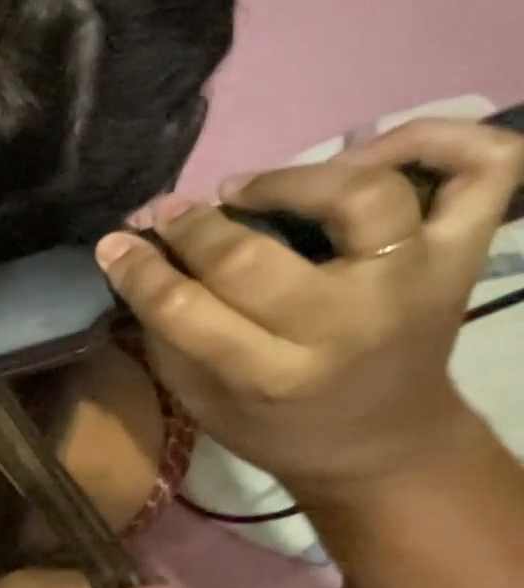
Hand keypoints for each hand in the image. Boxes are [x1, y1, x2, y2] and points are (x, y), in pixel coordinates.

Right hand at [96, 118, 523, 499]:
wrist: (383, 438)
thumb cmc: (275, 426)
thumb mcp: (202, 400)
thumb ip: (172, 334)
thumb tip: (137, 262)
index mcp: (273, 375)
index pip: (186, 309)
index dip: (138, 270)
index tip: (112, 244)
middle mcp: (347, 324)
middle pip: (253, 257)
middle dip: (193, 227)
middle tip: (168, 213)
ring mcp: (417, 279)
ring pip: (362, 196)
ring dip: (295, 178)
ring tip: (252, 187)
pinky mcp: (465, 251)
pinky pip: (483, 169)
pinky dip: (435, 140)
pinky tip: (371, 150)